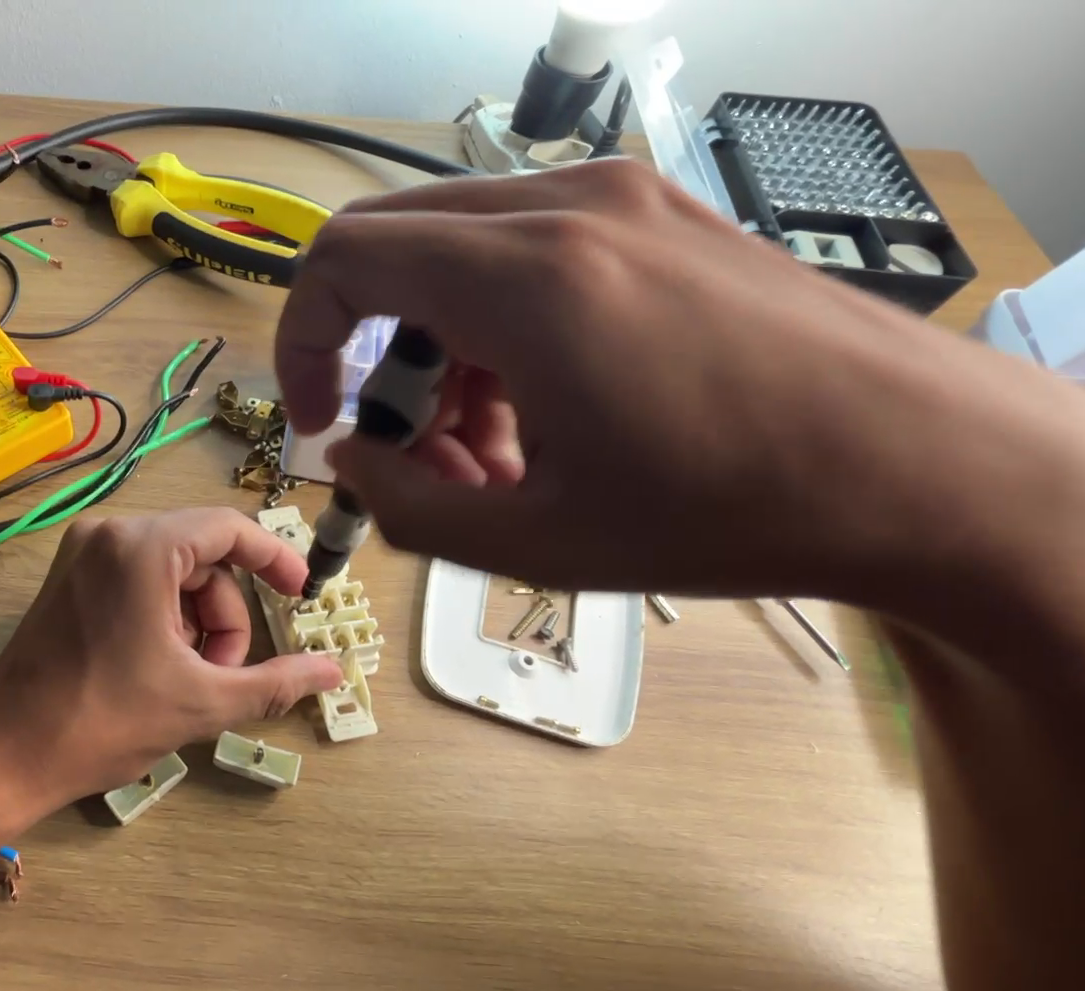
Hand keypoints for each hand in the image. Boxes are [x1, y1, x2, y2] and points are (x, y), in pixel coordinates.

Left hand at [0, 508, 341, 811]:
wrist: (6, 752)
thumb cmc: (105, 721)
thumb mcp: (202, 702)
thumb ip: (275, 681)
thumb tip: (333, 671)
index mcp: (141, 547)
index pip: (229, 529)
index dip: (275, 559)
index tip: (301, 595)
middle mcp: (108, 533)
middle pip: (201, 554)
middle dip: (226, 613)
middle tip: (226, 672)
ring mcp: (82, 553)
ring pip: (171, 570)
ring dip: (197, 621)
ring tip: (190, 678)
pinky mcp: (68, 578)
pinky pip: (138, 579)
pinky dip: (164, 616)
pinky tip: (159, 665)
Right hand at [276, 158, 1079, 605]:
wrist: (934, 468)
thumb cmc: (727, 513)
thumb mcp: (532, 542)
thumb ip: (401, 503)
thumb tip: (347, 456)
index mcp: (526, 279)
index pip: (342, 259)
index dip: (303, 342)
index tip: (322, 420)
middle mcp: (564, 208)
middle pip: (390, 246)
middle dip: (368, 351)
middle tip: (404, 442)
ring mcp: (617, 199)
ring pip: (452, 254)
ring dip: (435, 351)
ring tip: (486, 450)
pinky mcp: (653, 215)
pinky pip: (521, 253)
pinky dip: (492, 330)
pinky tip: (543, 413)